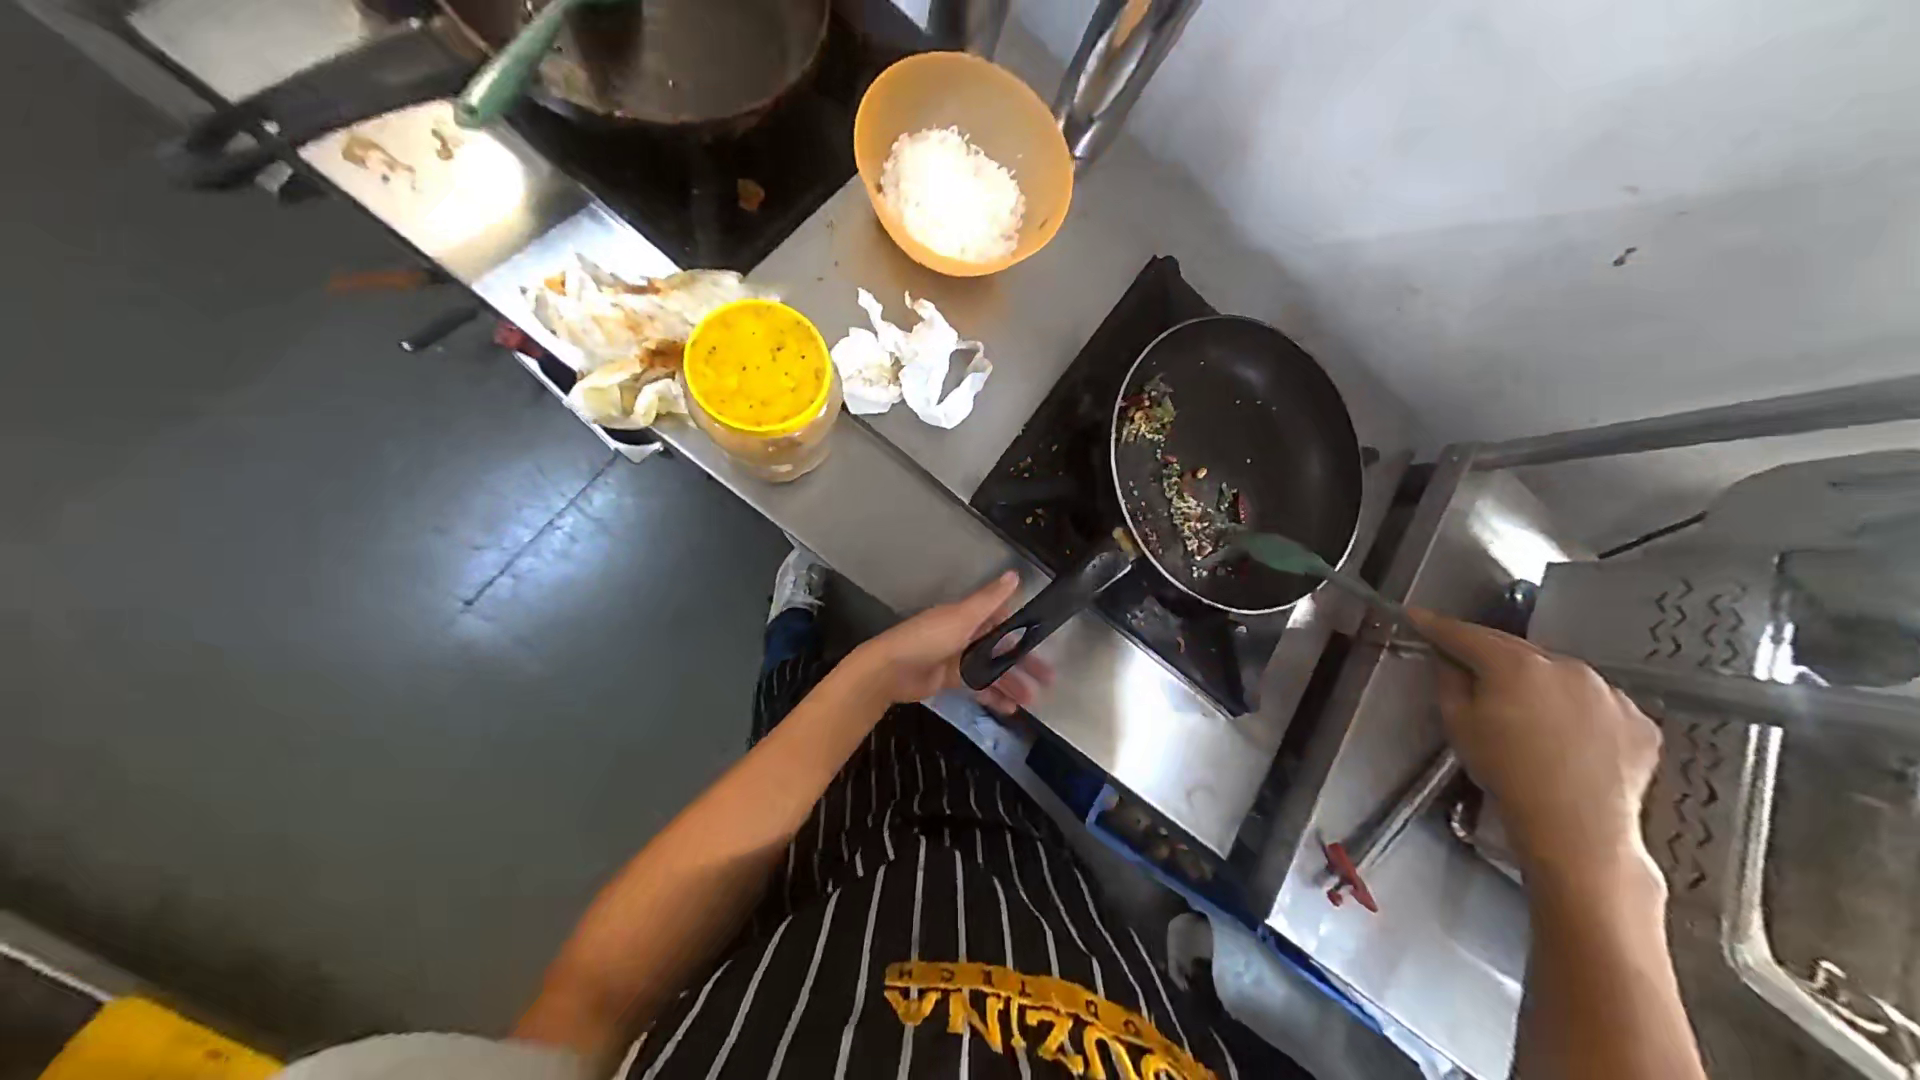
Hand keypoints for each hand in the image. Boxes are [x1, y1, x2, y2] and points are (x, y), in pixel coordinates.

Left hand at [845, 571, 1053, 714]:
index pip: (1002, 620)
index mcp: (968, 616)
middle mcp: (965, 635)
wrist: (890, 670)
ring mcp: (957, 659)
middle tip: (1048, 680)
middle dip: (1023, 663)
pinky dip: (993, 696)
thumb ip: (990, 599)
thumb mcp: (962, 617)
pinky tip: (1009, 709)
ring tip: (1032, 700)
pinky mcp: (950, 680)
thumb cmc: (928, 638)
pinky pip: (978, 687)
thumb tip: (1015, 574)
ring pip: (991, 670)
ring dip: (1011, 683)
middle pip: (1000, 648)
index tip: (1042, 643)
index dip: (1022, 632)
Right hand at [1408, 610, 1662, 883]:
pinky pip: (1595, 701)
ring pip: (1557, 673)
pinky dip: (1574, 707)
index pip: (1465, 634)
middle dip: (1486, 651)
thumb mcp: (1458, 724)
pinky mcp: (1638, 720)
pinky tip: (1564, 734)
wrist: (1578, 829)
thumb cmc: (1506, 773)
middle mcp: (1567, 667)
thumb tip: (1450, 661)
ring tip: (1520, 708)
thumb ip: (1450, 681)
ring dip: (1534, 679)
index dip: (1436, 625)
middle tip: (1463, 661)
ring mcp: (1610, 692)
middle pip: (1514, 648)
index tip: (1417, 616)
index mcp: (1516, 665)